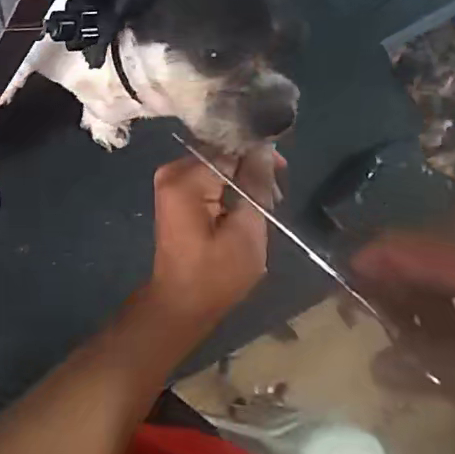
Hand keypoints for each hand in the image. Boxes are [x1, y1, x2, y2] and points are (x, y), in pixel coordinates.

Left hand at [139, 149, 284, 334]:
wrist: (181, 305)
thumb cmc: (216, 276)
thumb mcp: (246, 232)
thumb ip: (256, 185)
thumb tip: (265, 148)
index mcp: (185, 180)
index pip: (231, 150)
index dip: (259, 156)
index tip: (283, 170)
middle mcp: (173, 172)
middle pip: (223, 155)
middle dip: (252, 169)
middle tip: (277, 192)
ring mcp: (171, 181)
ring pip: (219, 165)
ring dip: (243, 179)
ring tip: (266, 202)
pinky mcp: (176, 192)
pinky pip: (209, 177)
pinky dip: (230, 188)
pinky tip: (247, 205)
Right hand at [353, 217, 454, 444]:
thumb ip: (437, 369)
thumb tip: (377, 364)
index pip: (390, 246)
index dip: (362, 279)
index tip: (353, 321)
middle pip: (419, 250)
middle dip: (401, 298)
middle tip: (405, 354)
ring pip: (454, 258)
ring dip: (439, 302)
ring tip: (450, 357)